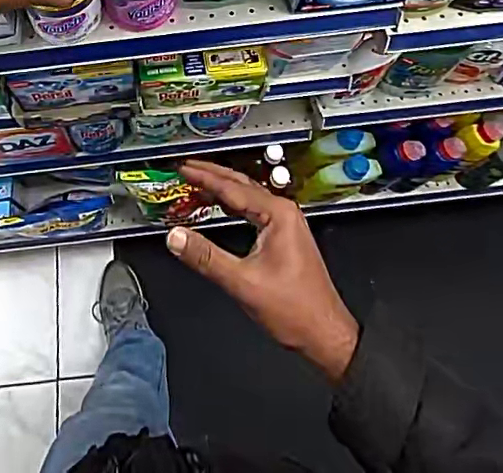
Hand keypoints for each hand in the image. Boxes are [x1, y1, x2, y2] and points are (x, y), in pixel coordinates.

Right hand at [166, 160, 360, 384]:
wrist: (325, 334)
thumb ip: (206, 257)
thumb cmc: (295, 310)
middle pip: (240, 184)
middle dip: (211, 174)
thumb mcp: (243, 283)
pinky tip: (219, 205)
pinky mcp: (283, 235)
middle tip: (186, 168)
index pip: (232, 187)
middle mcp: (283, 212)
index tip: (183, 169)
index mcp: (278, 214)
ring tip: (195, 183)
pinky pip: (252, 209)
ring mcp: (285, 223)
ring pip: (246, 195)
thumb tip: (177, 237)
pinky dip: (231, 204)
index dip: (204, 177)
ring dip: (220, 188)